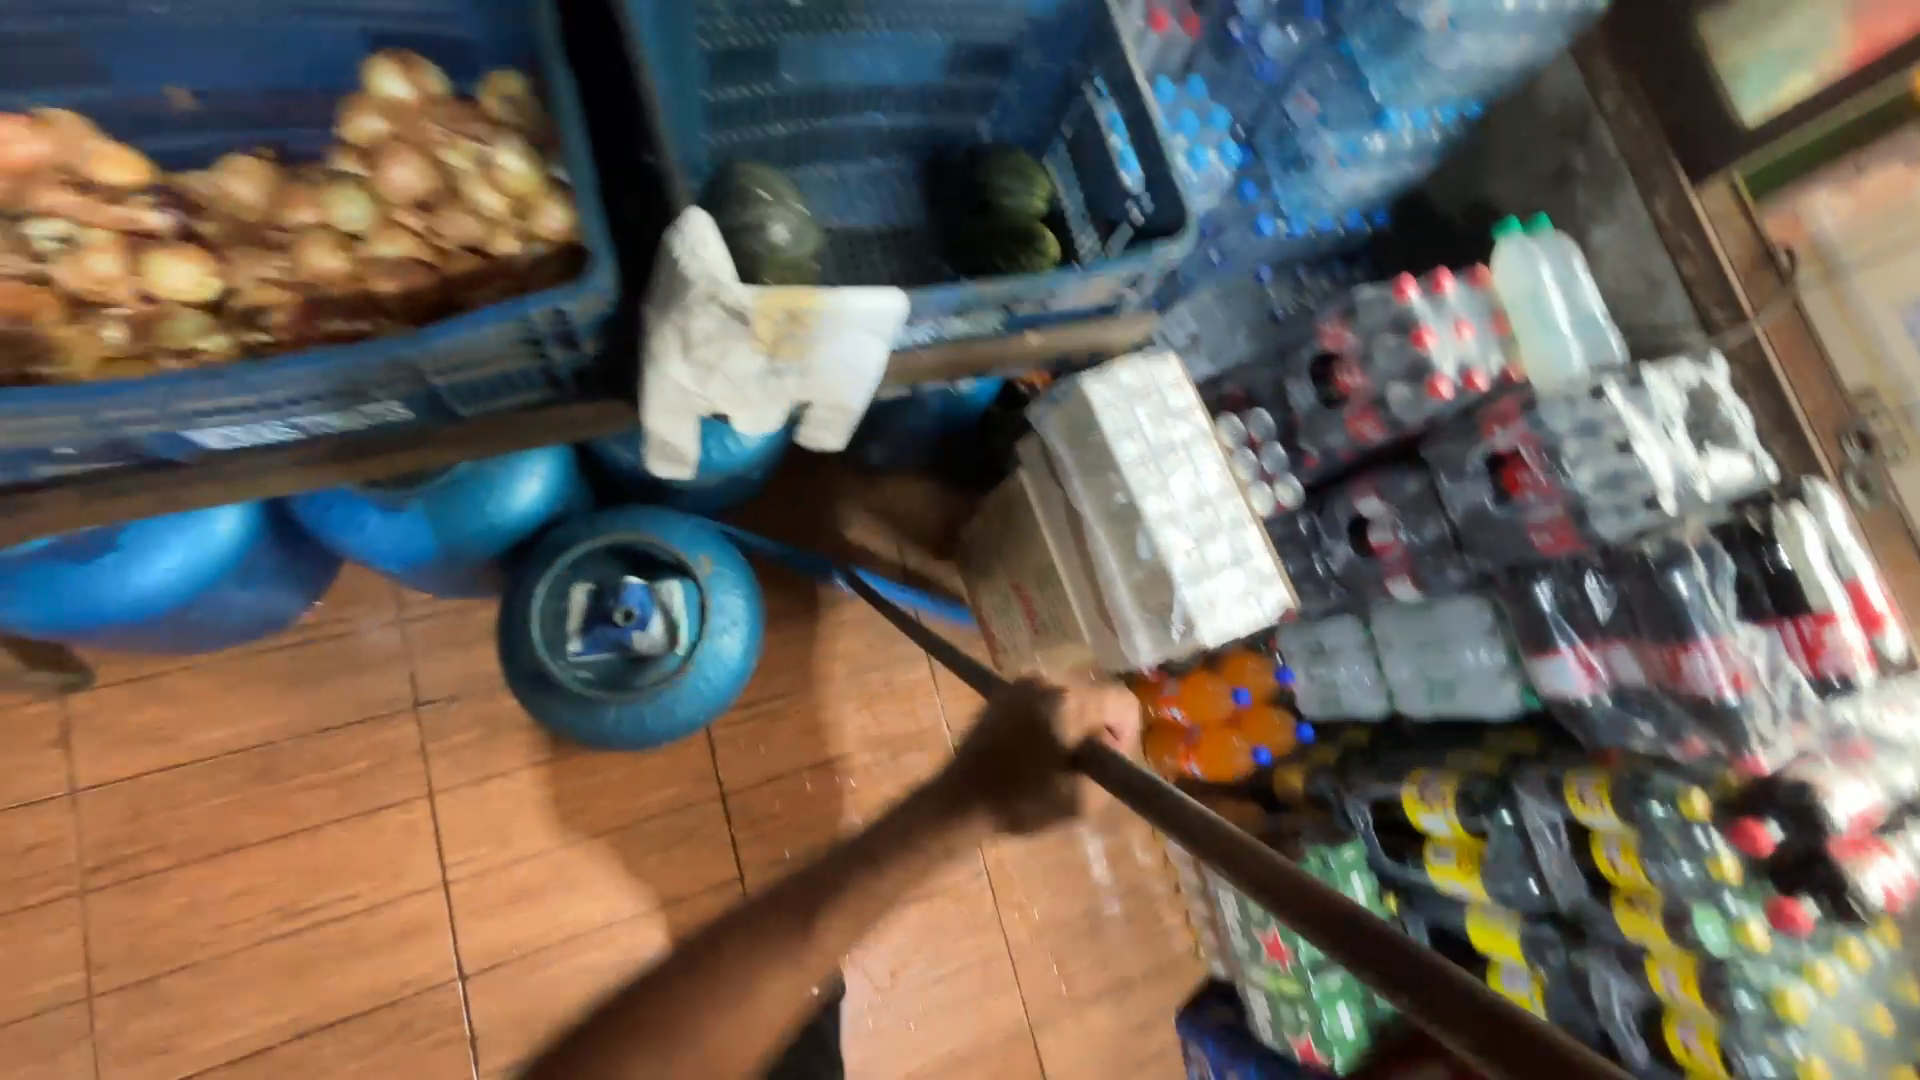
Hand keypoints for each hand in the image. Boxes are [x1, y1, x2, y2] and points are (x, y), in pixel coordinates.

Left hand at [941, 677, 1141, 834]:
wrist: (961, 799)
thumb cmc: (1022, 802)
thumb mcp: (1083, 801)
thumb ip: (1113, 769)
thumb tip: (1112, 745)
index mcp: (1070, 703)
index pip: (1123, 701)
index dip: (1125, 733)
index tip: (1108, 762)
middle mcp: (1048, 681)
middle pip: (1096, 696)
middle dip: (1097, 728)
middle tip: (1081, 765)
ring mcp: (1022, 683)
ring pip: (1069, 697)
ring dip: (1072, 723)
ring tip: (1053, 759)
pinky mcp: (1004, 692)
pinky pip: (1044, 698)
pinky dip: (1049, 718)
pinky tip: (1033, 749)